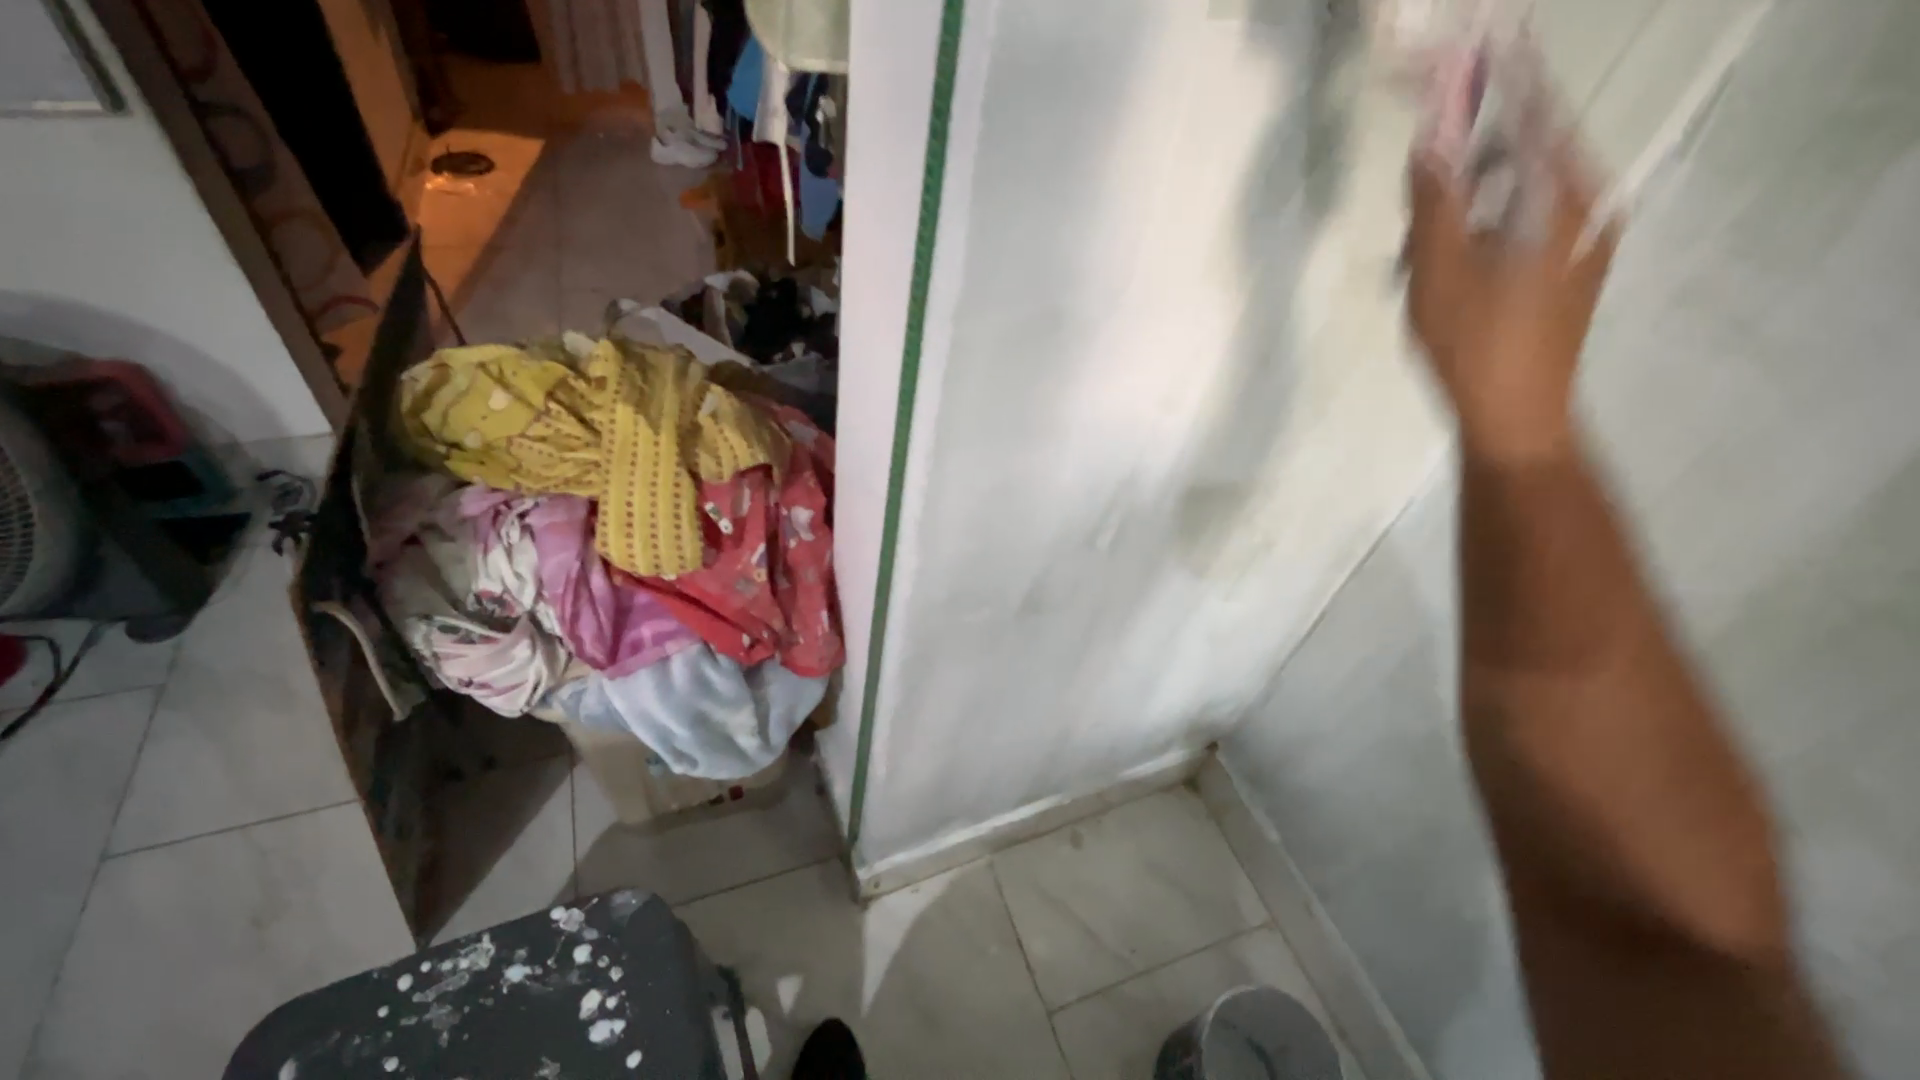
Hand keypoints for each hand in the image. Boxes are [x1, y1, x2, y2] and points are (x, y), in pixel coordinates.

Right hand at [1405, 144, 1619, 464]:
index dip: (1473, 119)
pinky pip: (1522, 232)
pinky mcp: (1570, 275)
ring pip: (1513, 201)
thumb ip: (1433, 198)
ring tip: (1420, 267)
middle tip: (1414, 227)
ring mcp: (1583, 245)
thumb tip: (1427, 140)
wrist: (1516, 420)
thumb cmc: (1474, 345)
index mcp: (1566, 198)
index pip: (1523, 121)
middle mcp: (1588, 209)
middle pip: (1516, 162)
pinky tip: (1449, 282)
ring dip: (1462, 220)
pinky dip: (1481, 243)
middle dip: (1459, 184)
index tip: (1429, 137)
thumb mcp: (1438, 268)